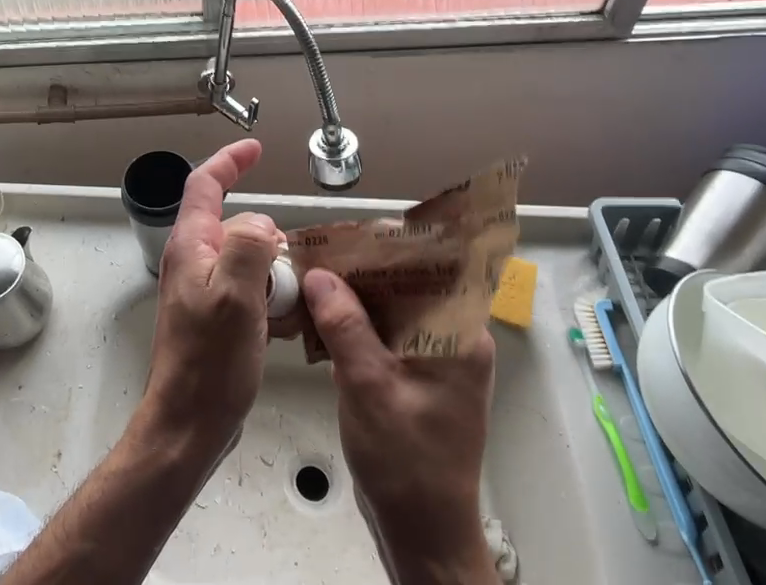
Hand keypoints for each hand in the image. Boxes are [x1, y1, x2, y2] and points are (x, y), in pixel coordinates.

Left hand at [136, 139, 280, 454]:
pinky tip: (285, 322)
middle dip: (266, 234)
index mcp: (190, 247)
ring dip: (272, 271)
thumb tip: (261, 223)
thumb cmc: (210, 362)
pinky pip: (247, 291)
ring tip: (291, 299)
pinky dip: (269, 296)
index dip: (229, 161)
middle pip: (233, 224)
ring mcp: (201, 292)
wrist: (189, 422)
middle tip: (291, 263)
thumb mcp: (236, 295)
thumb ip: (248, 245)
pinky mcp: (214, 318)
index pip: (204, 185)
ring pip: (245, 259)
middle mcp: (192, 263)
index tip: (256, 147)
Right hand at [302, 268, 498, 584]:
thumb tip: (318, 274)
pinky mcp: (411, 377)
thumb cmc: (406, 460)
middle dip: (360, 267)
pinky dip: (351, 324)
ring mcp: (431, 359)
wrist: (422, 531)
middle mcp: (451, 339)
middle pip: (406, 284)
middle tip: (313, 251)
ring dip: (351, 295)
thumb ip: (345, 325)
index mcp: (458, 335)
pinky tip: (316, 317)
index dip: (388, 245)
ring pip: (389, 309)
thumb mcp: (369, 386)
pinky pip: (381, 335)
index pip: (431, 268)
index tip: (343, 232)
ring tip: (306, 276)